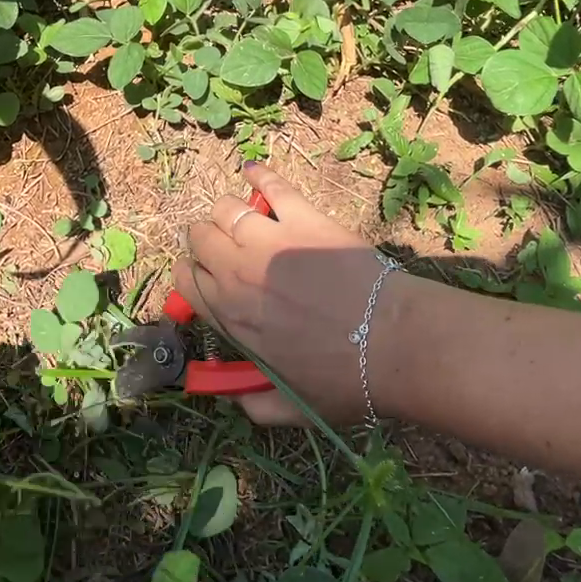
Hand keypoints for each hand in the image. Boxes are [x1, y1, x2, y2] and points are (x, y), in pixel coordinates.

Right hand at [171, 162, 403, 425]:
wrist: (397, 343)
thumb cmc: (346, 380)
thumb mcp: (294, 408)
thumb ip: (254, 404)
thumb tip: (232, 395)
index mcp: (231, 316)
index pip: (184, 279)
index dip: (192, 275)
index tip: (208, 278)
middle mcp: (237, 272)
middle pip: (198, 236)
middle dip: (206, 240)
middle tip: (228, 248)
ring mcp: (268, 239)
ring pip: (223, 208)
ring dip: (228, 213)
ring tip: (246, 220)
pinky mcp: (302, 217)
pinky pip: (270, 185)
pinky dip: (258, 175)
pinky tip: (253, 172)